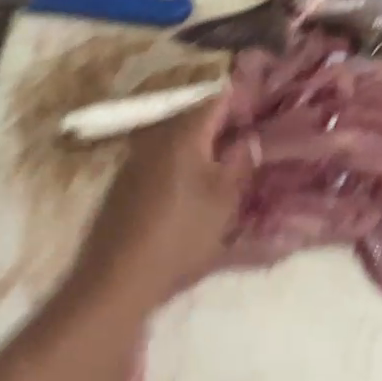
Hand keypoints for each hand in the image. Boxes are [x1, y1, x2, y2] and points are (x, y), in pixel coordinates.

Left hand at [76, 94, 245, 297]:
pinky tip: (193, 186)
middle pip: (196, 116)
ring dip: (203, 143)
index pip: (218, 99)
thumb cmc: (181, 236)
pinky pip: (161, 157)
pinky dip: (182, 161)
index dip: (244, 101)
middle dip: (225, 123)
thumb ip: (241, 161)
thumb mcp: (225, 200)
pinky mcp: (124, 183)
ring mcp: (135, 159)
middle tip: (251, 138)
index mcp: (184, 134)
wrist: (117, 281)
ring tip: (226, 162)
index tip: (264, 113)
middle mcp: (156, 137)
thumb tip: (249, 137)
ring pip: (177, 137)